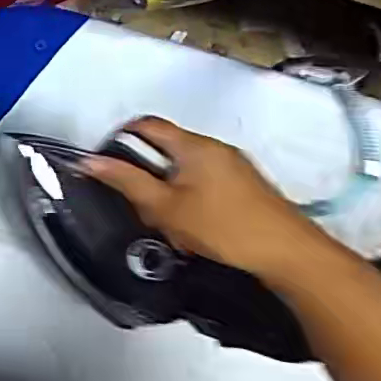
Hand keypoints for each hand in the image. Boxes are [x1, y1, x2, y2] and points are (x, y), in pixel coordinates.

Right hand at [81, 117, 354, 283]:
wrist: (292, 256)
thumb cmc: (224, 227)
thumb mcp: (164, 206)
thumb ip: (125, 180)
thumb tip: (89, 160)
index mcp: (193, 146)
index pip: (144, 124)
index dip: (119, 138)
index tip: (108, 164)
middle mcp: (214, 148)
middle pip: (162, 149)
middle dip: (144, 175)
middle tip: (141, 205)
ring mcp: (232, 166)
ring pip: (180, 169)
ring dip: (165, 192)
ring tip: (168, 223)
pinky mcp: (243, 186)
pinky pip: (201, 182)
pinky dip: (186, 198)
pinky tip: (190, 228)